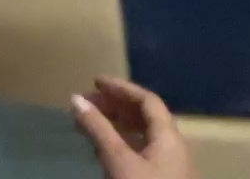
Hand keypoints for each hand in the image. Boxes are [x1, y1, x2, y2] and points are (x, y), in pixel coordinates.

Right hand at [71, 76, 196, 178]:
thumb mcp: (117, 160)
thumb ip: (97, 128)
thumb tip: (75, 98)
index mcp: (169, 139)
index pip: (147, 100)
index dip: (120, 88)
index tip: (94, 82)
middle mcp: (173, 149)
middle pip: (145, 116)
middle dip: (114, 105)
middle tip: (85, 103)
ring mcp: (169, 168)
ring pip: (142, 134)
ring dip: (114, 123)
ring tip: (87, 123)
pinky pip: (140, 150)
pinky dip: (119, 141)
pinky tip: (101, 148)